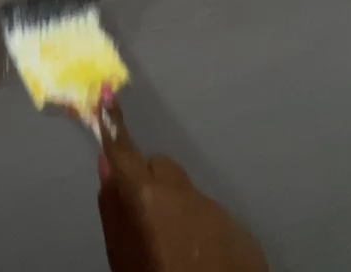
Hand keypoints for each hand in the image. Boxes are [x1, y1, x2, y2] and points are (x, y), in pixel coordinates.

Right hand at [93, 91, 268, 271]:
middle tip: (145, 213)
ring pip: (188, 193)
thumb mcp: (121, 255)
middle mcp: (185, 193)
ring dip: (178, 207)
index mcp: (148, 196)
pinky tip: (203, 256)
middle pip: (160, 166)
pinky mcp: (244, 234)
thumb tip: (106, 166)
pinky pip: (214, 217)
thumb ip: (113, 207)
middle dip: (150, 179)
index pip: (124, 149)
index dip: (112, 122)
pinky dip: (203, 228)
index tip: (105, 94)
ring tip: (177, 245)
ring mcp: (219, 212)